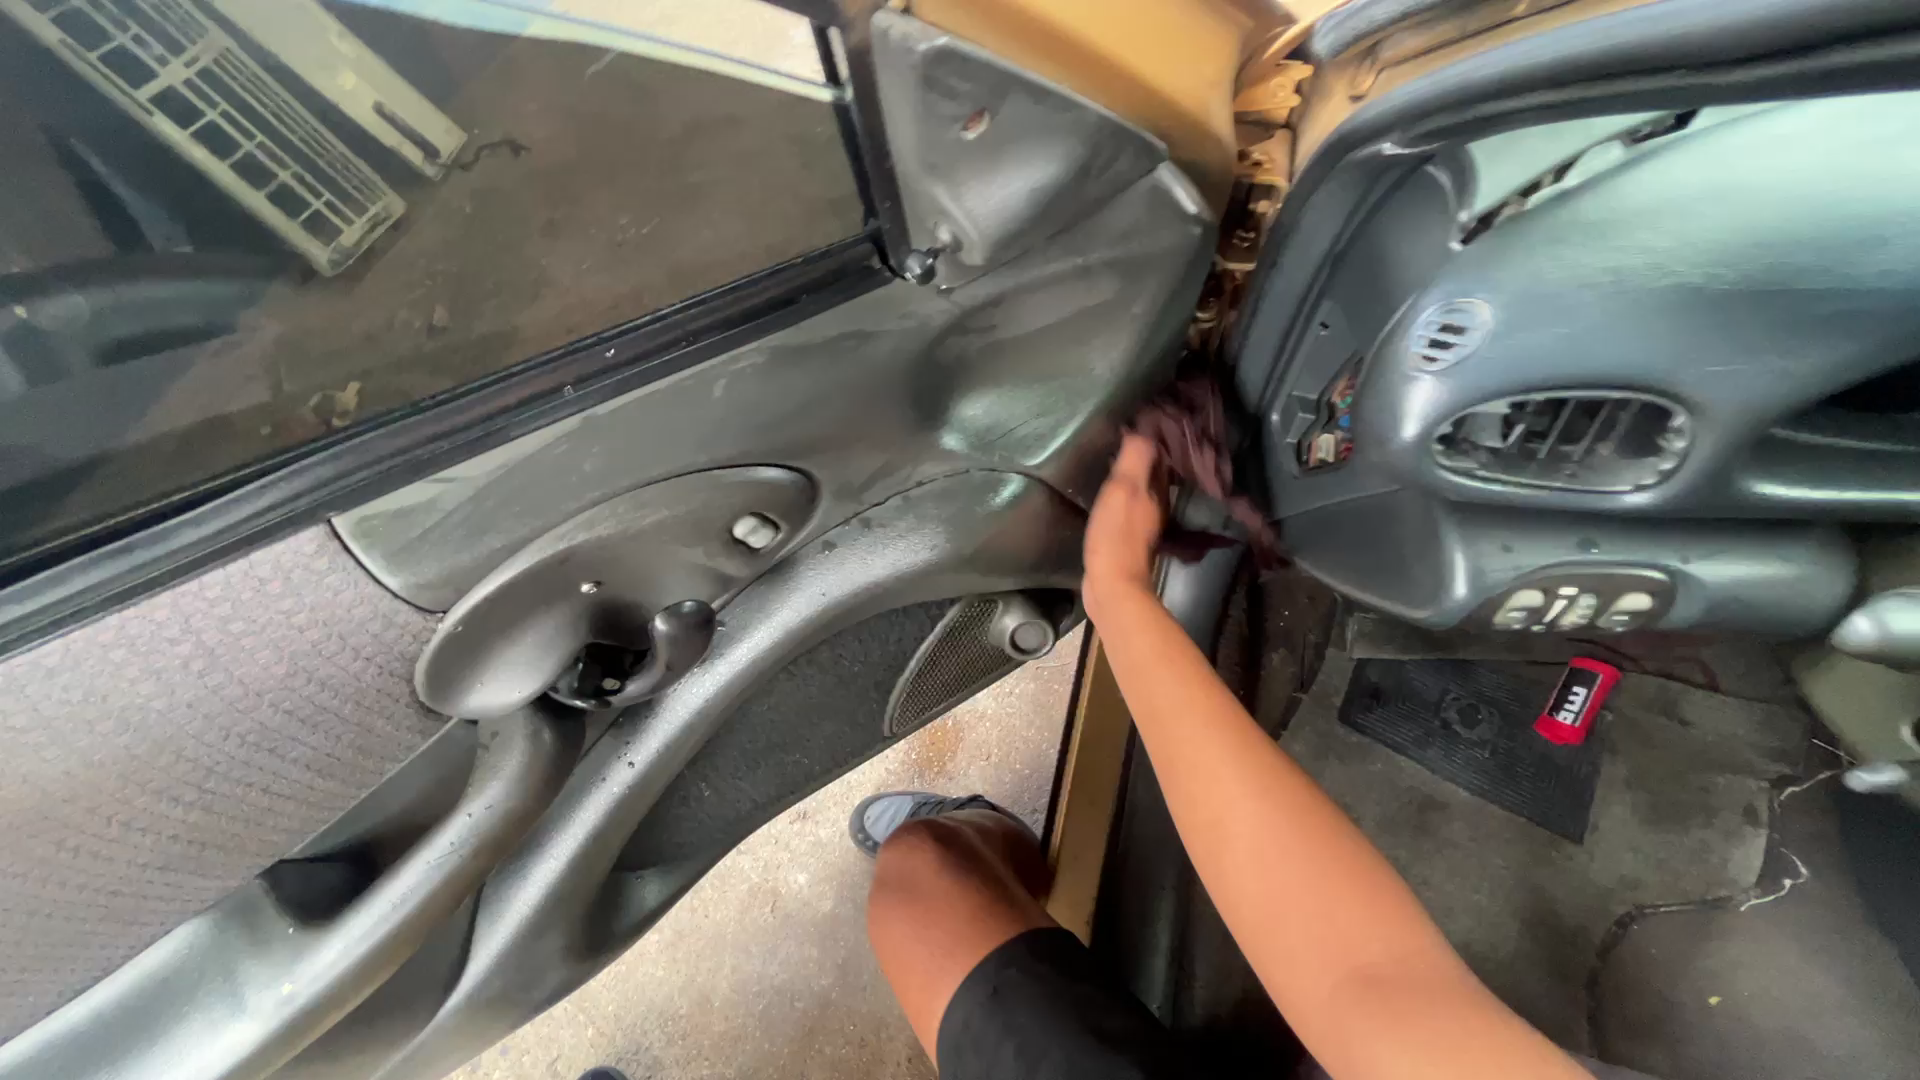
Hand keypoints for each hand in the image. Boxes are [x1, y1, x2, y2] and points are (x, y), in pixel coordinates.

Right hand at [1083, 432, 1164, 613]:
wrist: (1111, 585)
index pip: (1159, 457)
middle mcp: (1156, 507)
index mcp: (1157, 492)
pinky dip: (1122, 497)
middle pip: (1153, 475)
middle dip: (1143, 457)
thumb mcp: (1123, 488)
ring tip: (1114, 462)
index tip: (1137, 421)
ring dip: (1132, 477)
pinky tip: (1109, 496)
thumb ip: (1134, 458)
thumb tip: (1143, 429)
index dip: (1151, 439)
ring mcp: (1144, 526)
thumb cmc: (1116, 535)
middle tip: (1124, 438)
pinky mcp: (1128, 541)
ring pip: (1142, 492)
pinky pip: (1128, 509)